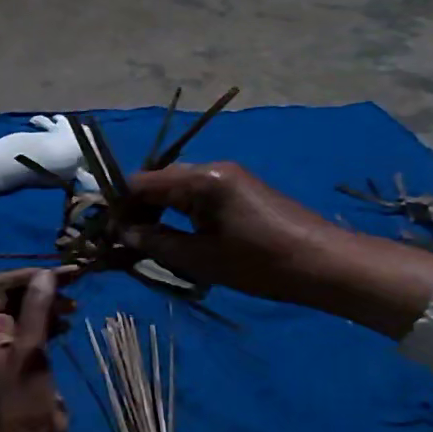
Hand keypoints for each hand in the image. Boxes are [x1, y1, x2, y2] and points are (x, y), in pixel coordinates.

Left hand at [0, 267, 73, 431]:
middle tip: (75, 278)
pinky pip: (40, 324)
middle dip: (43, 284)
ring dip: (51, 300)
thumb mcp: (31, 352)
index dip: (26, 275)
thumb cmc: (25, 399)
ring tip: (75, 304)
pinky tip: (69, 322)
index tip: (55, 273)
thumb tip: (46, 274)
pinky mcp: (30, 353)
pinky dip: (54, 318)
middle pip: (17, 293)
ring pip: (31, 307)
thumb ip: (37, 311)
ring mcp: (13, 342)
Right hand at [125, 162, 432, 338]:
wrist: (326, 264)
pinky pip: (196, 193)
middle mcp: (211, 167)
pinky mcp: (240, 188)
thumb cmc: (260, 263)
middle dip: (137, 207)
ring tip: (147, 239)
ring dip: (158, 209)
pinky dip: (179, 210)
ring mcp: (229, 175)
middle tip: (124, 238)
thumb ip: (156, 242)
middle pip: (158, 181)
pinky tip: (176, 232)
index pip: (141, 183)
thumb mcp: (200, 258)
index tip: (106, 230)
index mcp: (200, 179)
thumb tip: (125, 233)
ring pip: (176, 187)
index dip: (118, 205)